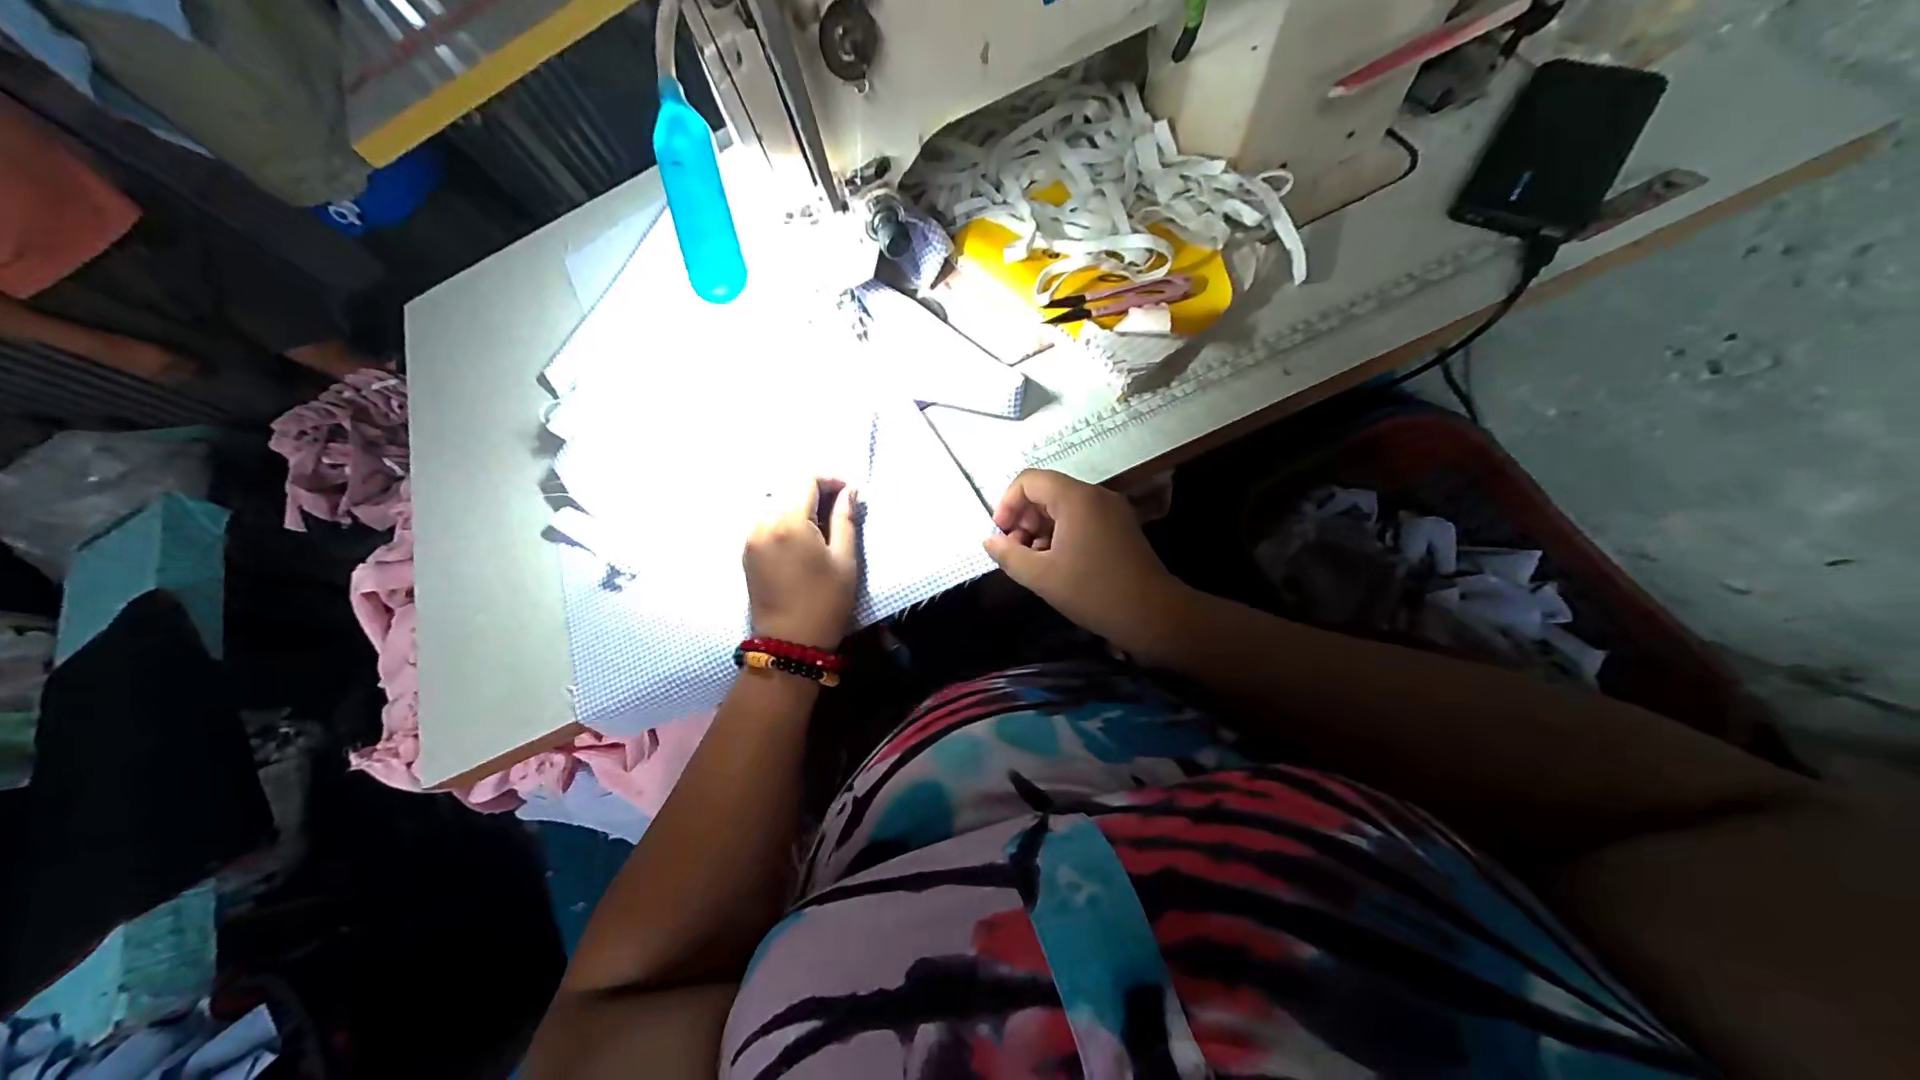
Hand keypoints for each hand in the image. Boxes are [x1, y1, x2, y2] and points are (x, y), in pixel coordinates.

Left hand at [744, 479, 859, 649]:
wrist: (790, 642)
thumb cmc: (825, 601)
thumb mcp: (844, 559)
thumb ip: (845, 519)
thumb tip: (849, 492)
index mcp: (788, 521)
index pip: (805, 479)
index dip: (829, 480)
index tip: (848, 493)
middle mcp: (762, 522)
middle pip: (786, 487)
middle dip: (813, 489)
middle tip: (838, 506)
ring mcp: (750, 537)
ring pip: (773, 502)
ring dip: (797, 502)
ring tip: (821, 521)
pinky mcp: (747, 551)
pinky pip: (765, 519)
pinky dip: (783, 517)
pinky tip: (802, 535)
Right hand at [982, 469, 1192, 653]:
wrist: (1153, 615)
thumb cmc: (1093, 592)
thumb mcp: (1041, 576)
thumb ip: (1008, 554)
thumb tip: (990, 540)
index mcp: (1076, 499)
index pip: (1029, 480)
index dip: (1007, 503)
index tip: (1000, 534)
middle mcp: (1096, 495)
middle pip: (1046, 490)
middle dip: (1023, 517)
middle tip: (1014, 550)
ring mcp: (1112, 510)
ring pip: (1063, 506)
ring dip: (1040, 527)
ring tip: (1032, 560)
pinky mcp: (1120, 527)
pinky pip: (1081, 518)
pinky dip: (1061, 532)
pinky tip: (1056, 563)